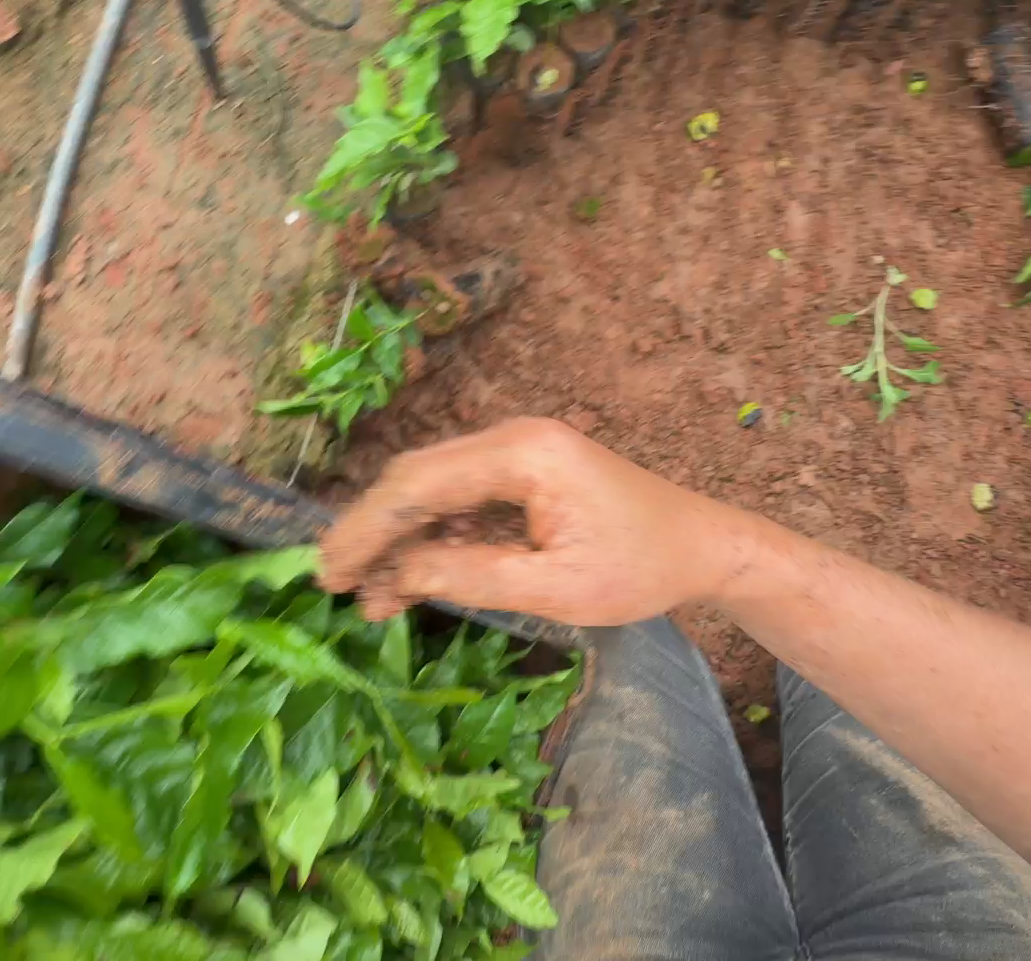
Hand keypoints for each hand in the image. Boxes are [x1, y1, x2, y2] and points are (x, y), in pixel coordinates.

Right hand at [320, 418, 761, 624]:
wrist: (701, 545)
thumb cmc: (641, 568)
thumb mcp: (555, 587)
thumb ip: (471, 576)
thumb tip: (396, 575)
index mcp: (523, 453)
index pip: (420, 483)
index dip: (368, 528)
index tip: (330, 571)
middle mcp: (512, 437)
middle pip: (417, 477)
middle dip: (372, 529)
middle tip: (334, 580)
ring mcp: (516, 451)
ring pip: (432, 488)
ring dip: (399, 537)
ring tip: (368, 593)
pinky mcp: (521, 472)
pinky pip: (460, 499)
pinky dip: (432, 536)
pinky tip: (411, 576)